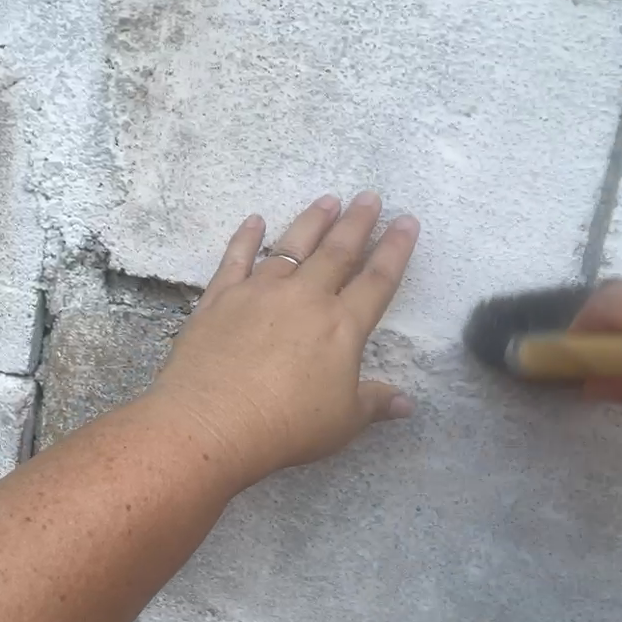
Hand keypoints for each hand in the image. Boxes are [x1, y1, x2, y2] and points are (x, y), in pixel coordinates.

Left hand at [141, 192, 420, 487]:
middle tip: (370, 196)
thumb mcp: (342, 422)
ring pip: (291, 246)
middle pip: (337, 252)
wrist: (213, 421)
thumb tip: (408, 404)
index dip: (396, 249)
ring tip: (328, 199)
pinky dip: (245, 237)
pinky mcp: (220, 298)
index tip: (407, 221)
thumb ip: (374, 404)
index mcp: (342, 326)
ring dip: (312, 221)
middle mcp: (304, 298)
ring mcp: (259, 293)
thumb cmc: (287, 426)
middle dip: (358, 222)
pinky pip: (236, 259)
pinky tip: (254, 220)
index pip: (378, 280)